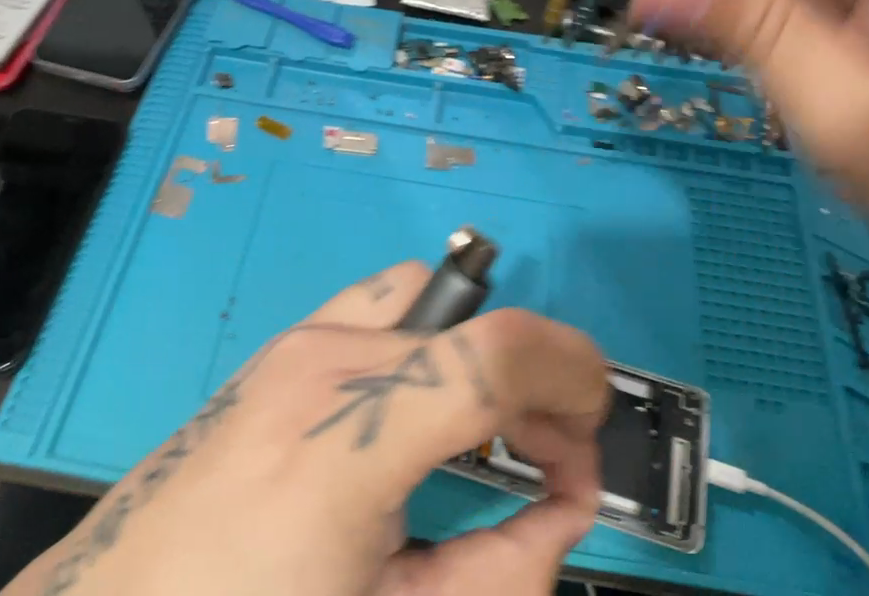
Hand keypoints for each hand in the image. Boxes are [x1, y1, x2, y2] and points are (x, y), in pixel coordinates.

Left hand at [5, 261, 609, 595]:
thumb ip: (502, 572)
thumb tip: (565, 511)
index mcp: (350, 436)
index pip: (499, 354)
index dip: (576, 384)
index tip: (590, 451)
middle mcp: (325, 359)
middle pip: (475, 325)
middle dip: (536, 383)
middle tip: (550, 462)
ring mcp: (294, 343)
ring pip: (429, 299)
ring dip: (481, 355)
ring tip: (488, 433)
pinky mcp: (278, 349)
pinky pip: (378, 312)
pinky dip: (430, 344)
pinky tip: (419, 415)